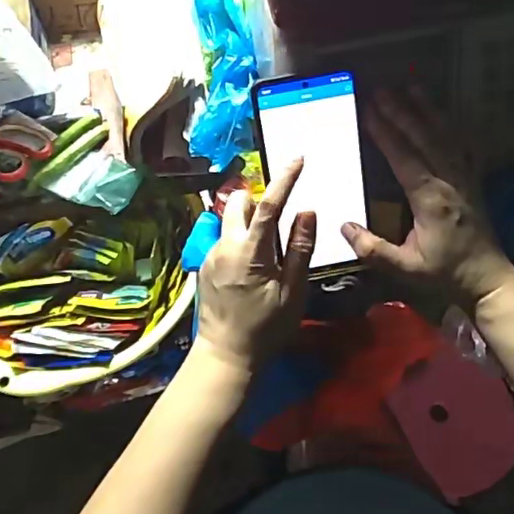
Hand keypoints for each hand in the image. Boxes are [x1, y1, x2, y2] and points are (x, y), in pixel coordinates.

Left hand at [194, 159, 316, 370]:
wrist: (225, 354)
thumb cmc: (266, 327)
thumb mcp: (293, 291)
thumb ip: (300, 249)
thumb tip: (307, 212)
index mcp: (250, 251)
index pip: (269, 204)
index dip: (284, 179)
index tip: (298, 159)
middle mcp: (225, 245)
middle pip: (238, 202)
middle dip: (258, 200)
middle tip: (278, 221)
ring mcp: (211, 254)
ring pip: (228, 221)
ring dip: (248, 221)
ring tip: (267, 250)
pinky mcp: (206, 265)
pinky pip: (224, 239)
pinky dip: (239, 240)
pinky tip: (250, 268)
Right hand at [343, 90, 513, 304]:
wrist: (487, 279)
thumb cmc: (444, 274)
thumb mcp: (405, 269)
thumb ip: (373, 249)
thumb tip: (344, 226)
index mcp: (430, 200)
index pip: (404, 158)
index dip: (386, 133)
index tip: (369, 111)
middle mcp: (449, 181)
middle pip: (424, 138)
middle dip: (402, 111)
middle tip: (382, 89)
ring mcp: (464, 178)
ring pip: (445, 135)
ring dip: (427, 110)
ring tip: (411, 86)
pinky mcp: (472, 180)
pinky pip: (461, 144)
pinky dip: (449, 124)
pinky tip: (440, 112)